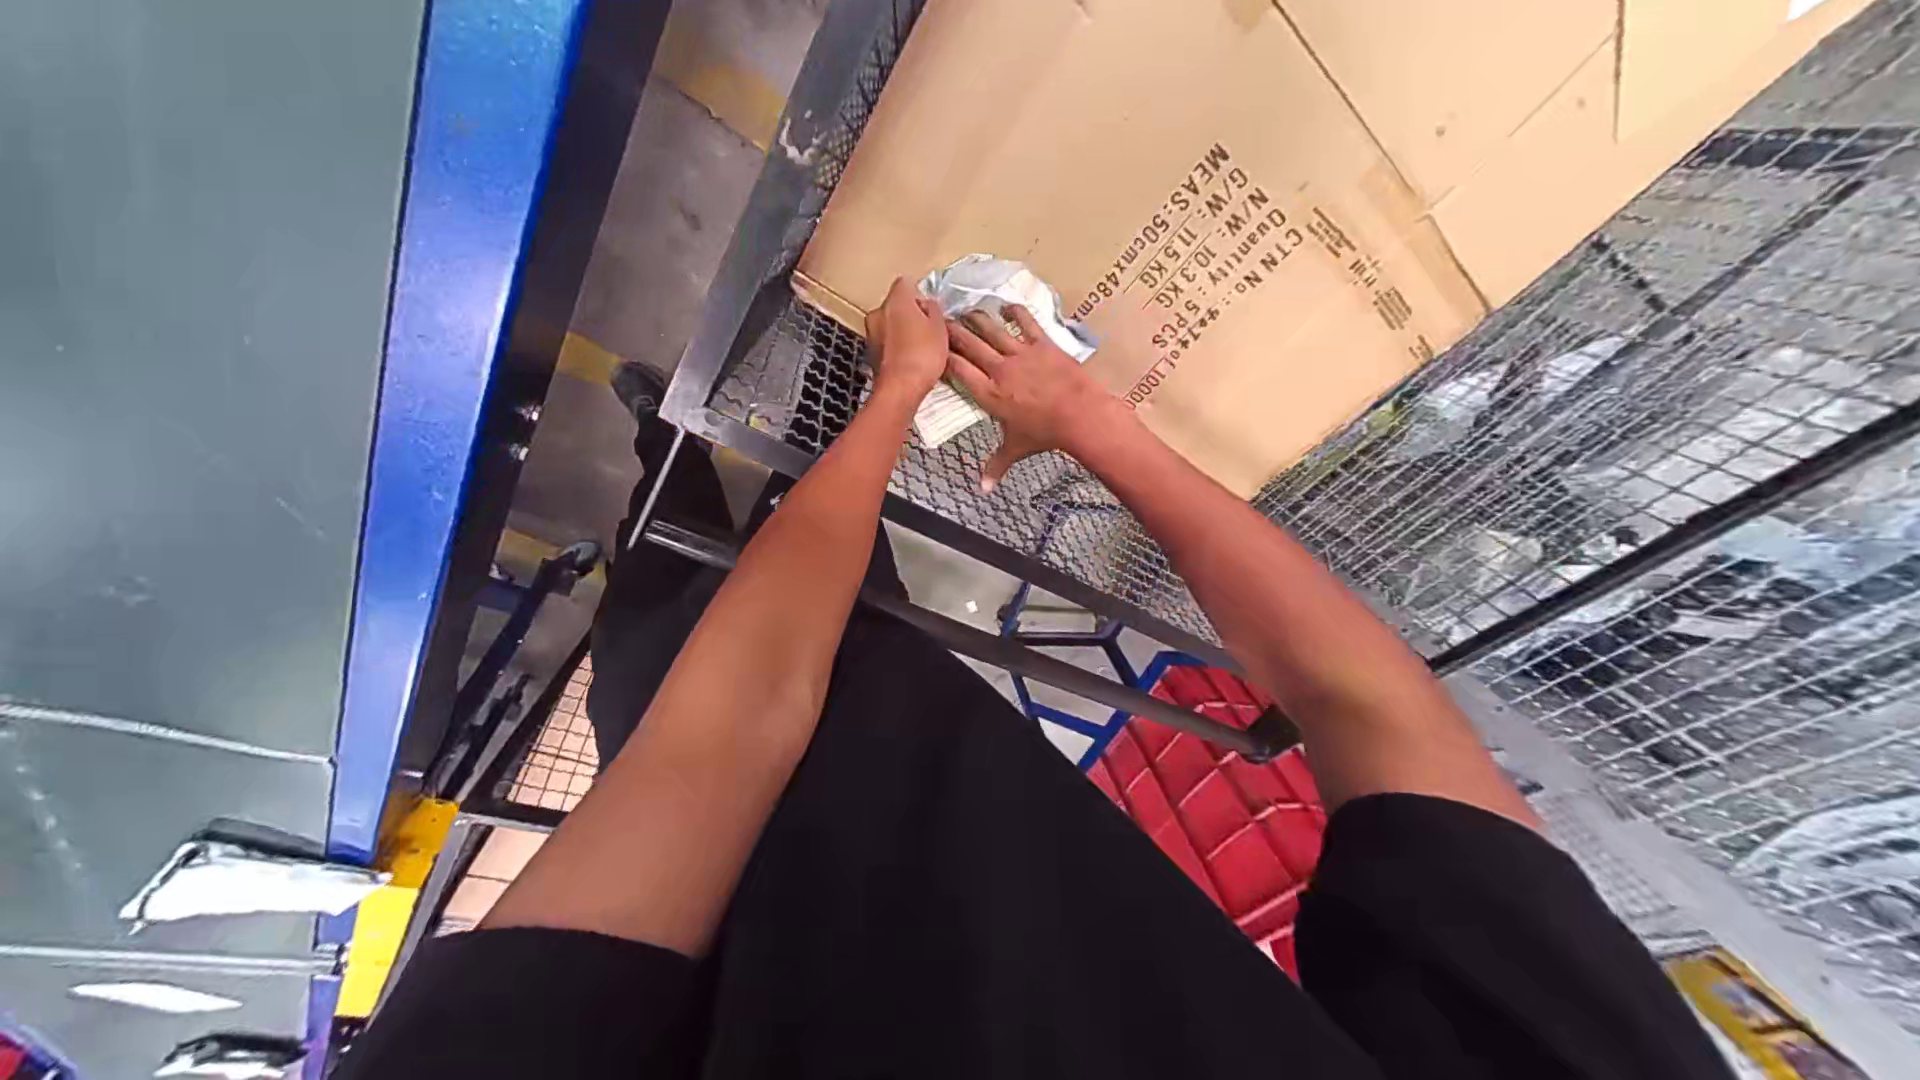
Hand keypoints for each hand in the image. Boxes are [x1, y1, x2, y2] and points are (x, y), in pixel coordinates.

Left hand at [864, 277, 947, 400]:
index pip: (905, 284)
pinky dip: (894, 348)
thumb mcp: (940, 328)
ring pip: (888, 325)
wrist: (900, 388)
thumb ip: (934, 310)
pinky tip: (908, 360)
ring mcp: (870, 333)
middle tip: (927, 331)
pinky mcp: (869, 353)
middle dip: (909, 315)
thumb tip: (928, 305)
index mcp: (895, 300)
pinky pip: (885, 343)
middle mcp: (877, 312)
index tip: (929, 312)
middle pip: (895, 305)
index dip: (919, 296)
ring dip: (901, 332)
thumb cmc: (922, 356)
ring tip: (918, 349)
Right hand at [946, 305, 1128, 493]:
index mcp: (987, 393)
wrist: (1079, 415)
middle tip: (940, 321)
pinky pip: (1024, 321)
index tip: (933, 349)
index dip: (942, 356)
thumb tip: (984, 490)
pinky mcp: (1041, 343)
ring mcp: (1020, 353)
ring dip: (975, 317)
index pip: (956, 368)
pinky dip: (1014, 312)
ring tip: (964, 311)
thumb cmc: (1044, 434)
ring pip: (990, 328)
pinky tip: (1005, 306)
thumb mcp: (1016, 449)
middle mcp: (998, 369)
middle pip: (968, 343)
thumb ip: (996, 466)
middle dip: (951, 330)